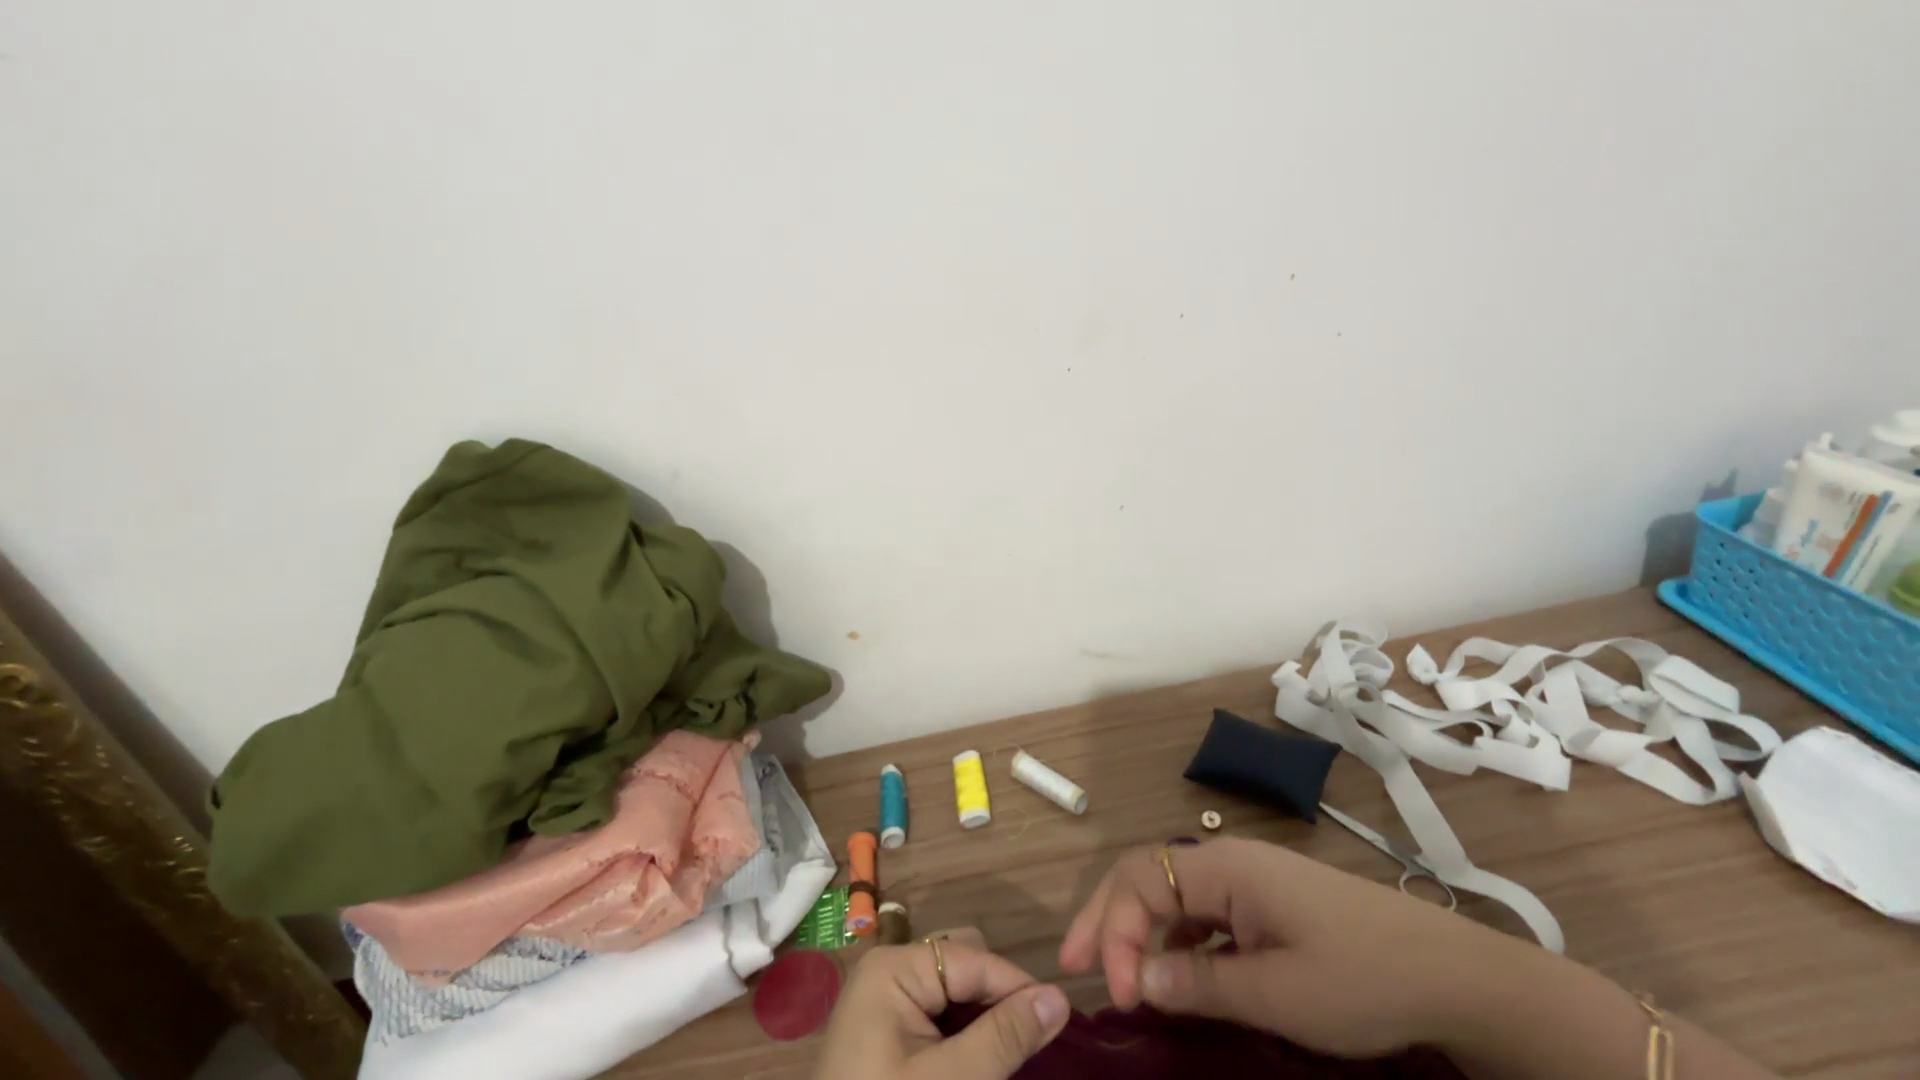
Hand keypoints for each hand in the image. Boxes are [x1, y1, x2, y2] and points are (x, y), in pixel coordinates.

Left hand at [815, 927, 1071, 1079]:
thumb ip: (1004, 1036)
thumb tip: (1060, 997)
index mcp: (894, 967)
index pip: (976, 959)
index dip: (1020, 988)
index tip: (1062, 1021)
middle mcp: (889, 970)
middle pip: (966, 967)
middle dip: (1001, 1001)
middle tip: (1035, 1042)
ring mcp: (886, 999)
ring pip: (957, 992)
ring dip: (987, 1019)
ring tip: (1014, 1053)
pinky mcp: (888, 1029)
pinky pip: (940, 1014)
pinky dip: (966, 1034)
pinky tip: (984, 1059)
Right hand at [1059, 837, 1549, 1057]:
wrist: (1459, 977)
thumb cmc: (1365, 979)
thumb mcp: (1278, 994)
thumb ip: (1200, 985)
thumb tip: (1138, 982)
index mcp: (1226, 867)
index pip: (1140, 881)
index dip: (1113, 932)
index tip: (1122, 998)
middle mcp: (1231, 863)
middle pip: (1147, 878)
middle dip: (1107, 920)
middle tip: (1075, 968)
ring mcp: (1253, 884)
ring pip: (1175, 899)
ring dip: (1140, 934)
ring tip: (1124, 983)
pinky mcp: (1272, 908)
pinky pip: (1207, 918)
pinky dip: (1180, 946)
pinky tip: (1180, 982)